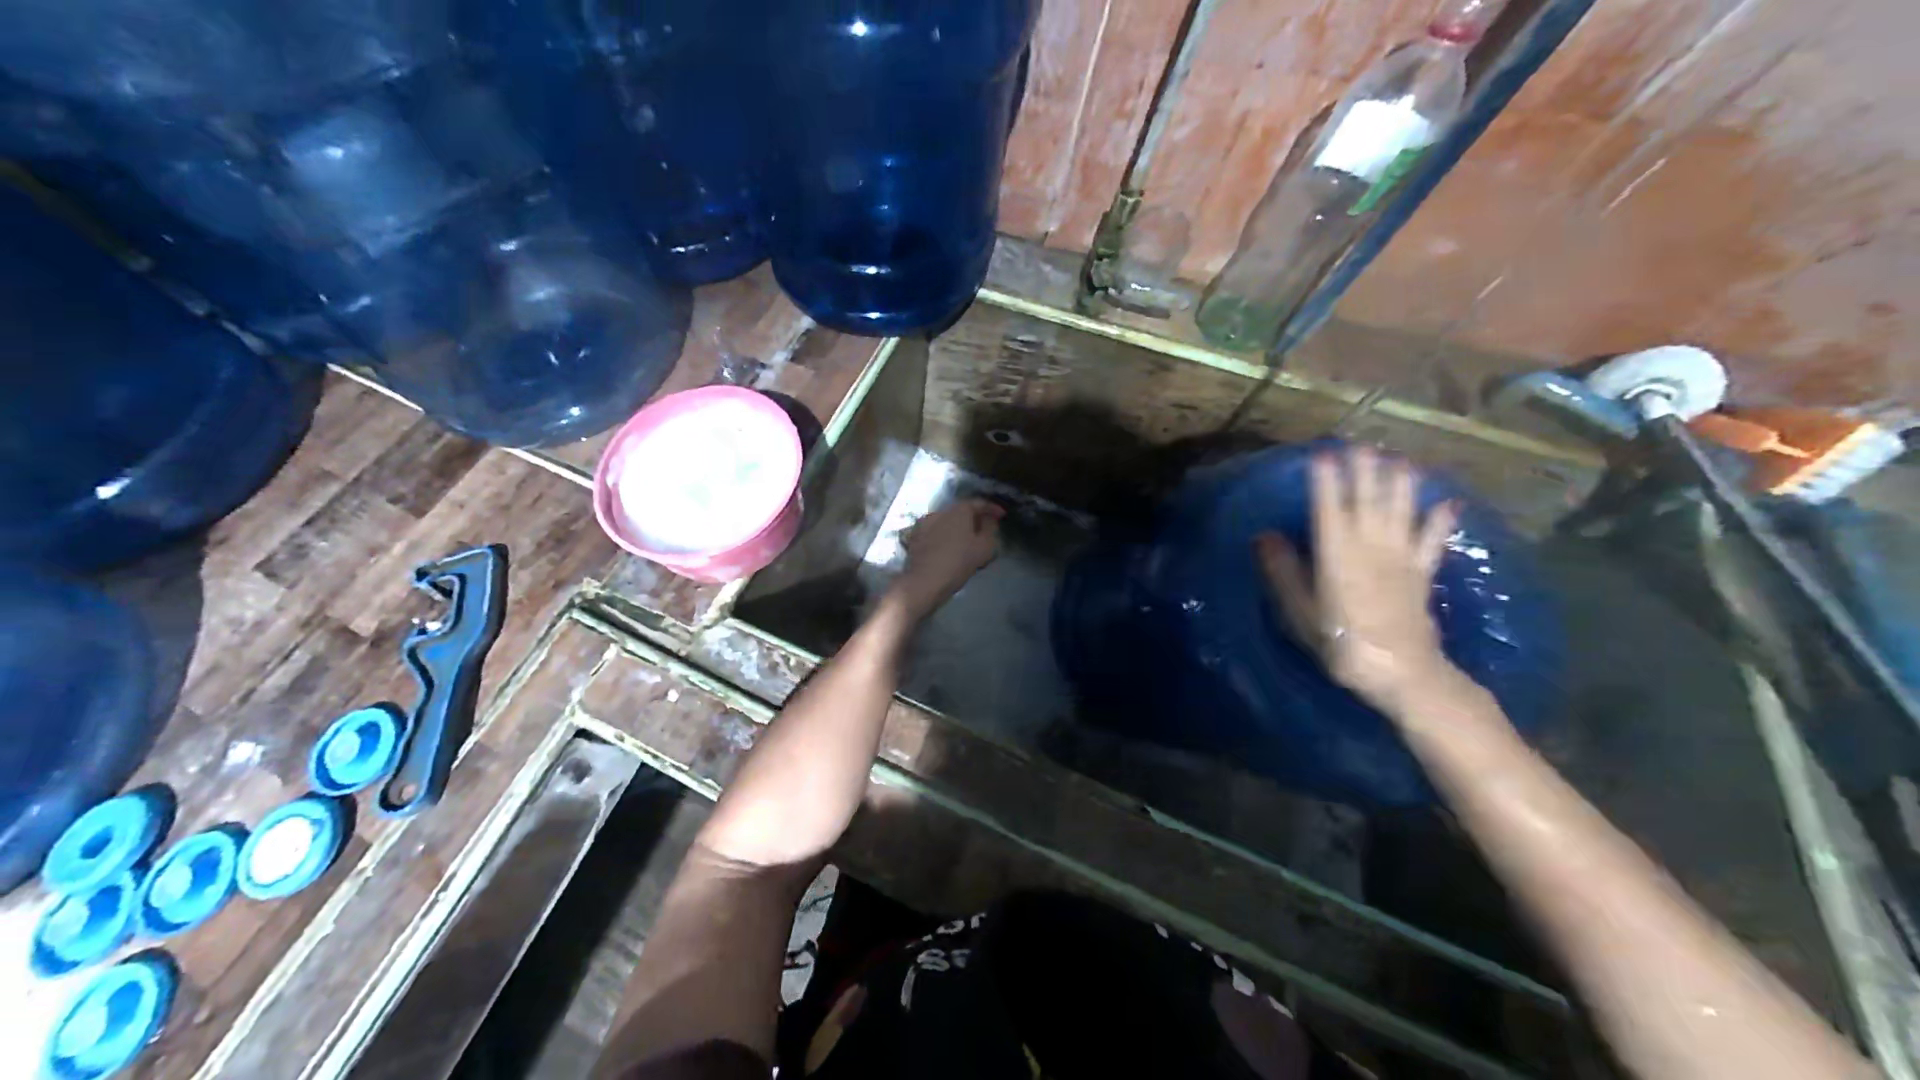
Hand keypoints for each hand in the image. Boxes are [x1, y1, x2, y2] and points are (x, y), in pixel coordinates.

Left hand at [889, 498, 1003, 619]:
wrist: (925, 581)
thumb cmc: (959, 562)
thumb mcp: (985, 547)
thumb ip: (990, 529)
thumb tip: (988, 520)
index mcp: (959, 510)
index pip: (979, 503)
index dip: (992, 508)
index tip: (1002, 515)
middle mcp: (940, 511)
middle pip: (961, 510)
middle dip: (974, 517)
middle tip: (985, 528)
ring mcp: (925, 523)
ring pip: (947, 521)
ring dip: (958, 526)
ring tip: (967, 538)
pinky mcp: (915, 537)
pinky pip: (936, 531)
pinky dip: (945, 535)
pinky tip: (949, 546)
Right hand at [1256, 447, 1459, 714]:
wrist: (1398, 671)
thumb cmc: (1340, 643)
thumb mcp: (1300, 611)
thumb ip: (1283, 572)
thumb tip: (1264, 536)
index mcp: (1337, 555)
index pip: (1328, 509)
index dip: (1325, 481)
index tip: (1321, 455)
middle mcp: (1371, 547)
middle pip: (1367, 501)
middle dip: (1363, 471)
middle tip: (1361, 444)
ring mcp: (1401, 557)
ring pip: (1400, 511)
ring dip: (1400, 483)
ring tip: (1399, 458)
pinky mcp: (1422, 572)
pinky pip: (1432, 540)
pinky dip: (1440, 520)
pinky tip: (1446, 502)